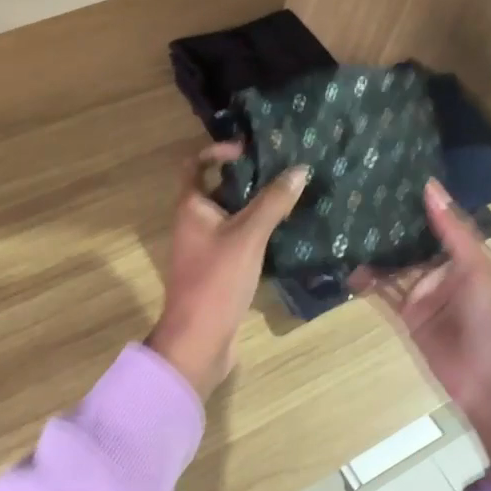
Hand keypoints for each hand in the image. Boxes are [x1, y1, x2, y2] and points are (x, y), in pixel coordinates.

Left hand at [145, 142, 306, 398]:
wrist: (198, 340)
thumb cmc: (216, 280)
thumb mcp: (248, 236)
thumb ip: (272, 203)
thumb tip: (299, 169)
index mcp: (191, 206)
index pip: (196, 164)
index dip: (218, 151)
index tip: (251, 150)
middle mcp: (193, 222)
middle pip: (218, 189)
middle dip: (247, 179)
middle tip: (283, 171)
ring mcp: (204, 248)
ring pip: (231, 216)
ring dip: (256, 207)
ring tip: (291, 197)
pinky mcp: (218, 269)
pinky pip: (238, 240)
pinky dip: (257, 233)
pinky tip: (286, 233)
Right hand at [352, 180, 490, 471]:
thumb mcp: (480, 271)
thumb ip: (453, 231)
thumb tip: (429, 186)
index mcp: (466, 257)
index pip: (437, 221)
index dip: (416, 201)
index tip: (387, 174)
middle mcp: (442, 272)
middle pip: (410, 242)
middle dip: (388, 223)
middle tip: (354, 194)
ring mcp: (422, 294)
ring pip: (392, 265)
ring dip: (372, 249)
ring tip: (342, 223)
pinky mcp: (406, 316)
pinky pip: (381, 293)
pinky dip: (363, 281)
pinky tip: (344, 264)